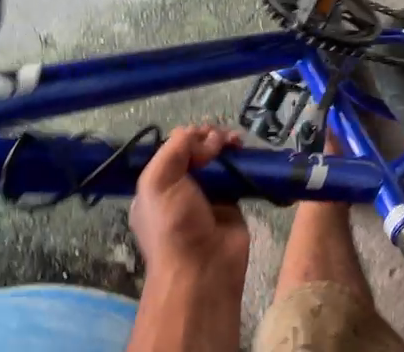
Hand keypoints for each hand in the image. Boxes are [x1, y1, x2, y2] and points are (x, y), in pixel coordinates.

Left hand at [124, 127, 249, 351]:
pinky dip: (243, 163)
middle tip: (224, 138)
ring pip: (218, 160)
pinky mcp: (231, 203)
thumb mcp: (158, 182)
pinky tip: (247, 155)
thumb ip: (176, 149)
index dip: (189, 136)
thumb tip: (208, 137)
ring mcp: (206, 196)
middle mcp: (180, 190)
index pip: (172, 150)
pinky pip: (236, 176)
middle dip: (211, 138)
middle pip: (197, 152)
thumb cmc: (174, 225)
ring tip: (237, 142)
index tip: (204, 135)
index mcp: (156, 187)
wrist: (203, 269)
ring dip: (228, 146)